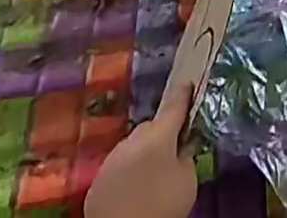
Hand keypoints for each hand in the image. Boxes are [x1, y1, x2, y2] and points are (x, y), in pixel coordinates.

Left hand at [85, 84, 197, 217]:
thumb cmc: (160, 204)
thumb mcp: (188, 183)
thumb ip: (187, 158)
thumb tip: (182, 149)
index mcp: (160, 133)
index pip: (174, 105)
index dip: (184, 94)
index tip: (188, 82)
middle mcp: (134, 137)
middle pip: (153, 128)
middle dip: (162, 136)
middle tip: (172, 153)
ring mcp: (113, 156)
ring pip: (134, 148)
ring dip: (143, 155)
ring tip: (151, 177)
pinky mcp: (99, 179)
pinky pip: (119, 168)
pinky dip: (128, 174)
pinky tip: (132, 191)